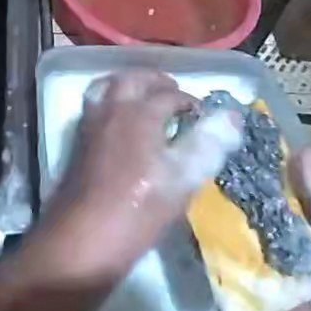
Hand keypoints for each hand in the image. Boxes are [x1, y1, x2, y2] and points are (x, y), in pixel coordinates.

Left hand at [24, 70, 242, 284]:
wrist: (86, 231)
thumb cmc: (140, 207)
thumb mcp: (184, 178)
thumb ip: (208, 143)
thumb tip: (232, 114)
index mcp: (139, 112)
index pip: (169, 94)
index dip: (190, 101)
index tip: (204, 115)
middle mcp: (111, 108)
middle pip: (133, 79)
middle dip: (156, 81)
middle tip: (175, 91)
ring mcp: (91, 120)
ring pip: (108, 85)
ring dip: (129, 83)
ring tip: (146, 96)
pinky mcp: (79, 137)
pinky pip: (95, 102)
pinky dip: (111, 97)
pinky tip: (121, 119)